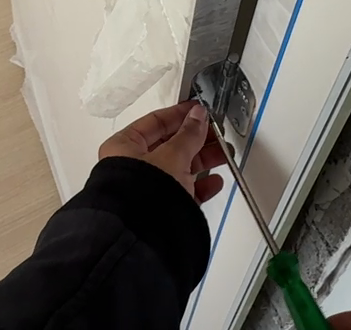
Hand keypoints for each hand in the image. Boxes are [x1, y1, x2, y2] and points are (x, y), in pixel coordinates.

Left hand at [98, 101, 228, 201]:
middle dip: (197, 138)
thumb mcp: (172, 155)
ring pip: (179, 167)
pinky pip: (183, 192)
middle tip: (219, 132)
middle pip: (170, 145)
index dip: (180, 114)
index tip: (201, 109)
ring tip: (226, 153)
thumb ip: (188, 134)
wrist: (142, 240)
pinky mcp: (161, 210)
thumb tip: (199, 114)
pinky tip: (216, 182)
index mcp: (125, 146)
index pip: (155, 122)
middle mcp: (133, 166)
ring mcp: (147, 189)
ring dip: (203, 159)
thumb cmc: (148, 189)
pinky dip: (200, 186)